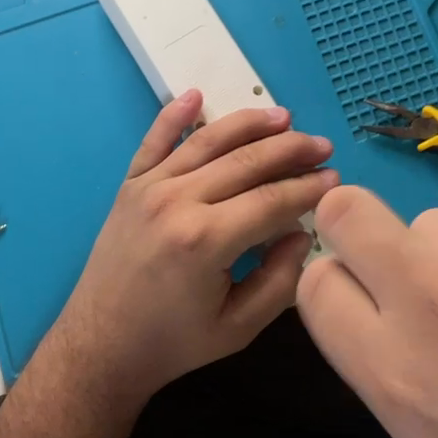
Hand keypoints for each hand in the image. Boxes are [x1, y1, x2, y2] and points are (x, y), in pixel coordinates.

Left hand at [45, 90, 338, 404]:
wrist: (102, 343)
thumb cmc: (173, 343)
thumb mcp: (239, 328)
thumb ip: (280, 280)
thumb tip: (303, 233)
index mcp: (206, 241)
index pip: (272, 200)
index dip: (308, 188)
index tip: (336, 179)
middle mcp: (178, 201)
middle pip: (245, 162)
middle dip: (290, 150)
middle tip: (322, 145)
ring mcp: (150, 186)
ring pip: (207, 141)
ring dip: (248, 123)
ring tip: (283, 116)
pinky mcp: (131, 183)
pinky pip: (154, 140)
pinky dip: (174, 114)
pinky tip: (196, 93)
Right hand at [297, 186, 437, 437]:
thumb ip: (399, 381)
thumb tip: (384, 325)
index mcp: (398, 376)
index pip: (316, 284)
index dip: (340, 284)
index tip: (370, 297)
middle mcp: (428, 300)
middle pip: (347, 213)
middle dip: (365, 231)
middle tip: (418, 273)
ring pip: (437, 222)